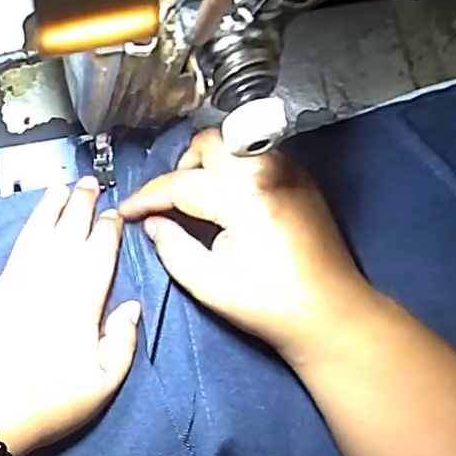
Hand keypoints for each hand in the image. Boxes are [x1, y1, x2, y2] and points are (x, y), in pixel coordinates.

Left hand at [0, 177, 142, 452]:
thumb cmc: (49, 403)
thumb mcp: (103, 383)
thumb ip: (122, 341)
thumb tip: (131, 308)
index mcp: (81, 299)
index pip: (99, 250)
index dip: (108, 227)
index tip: (114, 212)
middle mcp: (45, 280)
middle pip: (67, 231)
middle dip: (80, 204)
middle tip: (88, 183)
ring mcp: (6, 284)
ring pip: (29, 235)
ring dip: (43, 209)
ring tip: (55, 188)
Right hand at [117, 129, 373, 363]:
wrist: (328, 311)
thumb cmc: (268, 303)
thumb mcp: (206, 282)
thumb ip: (171, 246)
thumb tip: (153, 223)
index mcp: (241, 194)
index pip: (180, 183)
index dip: (146, 197)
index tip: (126, 211)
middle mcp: (266, 168)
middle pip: (208, 143)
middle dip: (180, 168)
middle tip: (168, 202)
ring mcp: (287, 170)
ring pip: (234, 144)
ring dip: (207, 164)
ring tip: (196, 200)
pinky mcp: (300, 179)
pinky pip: (255, 158)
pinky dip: (232, 170)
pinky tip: (227, 203)